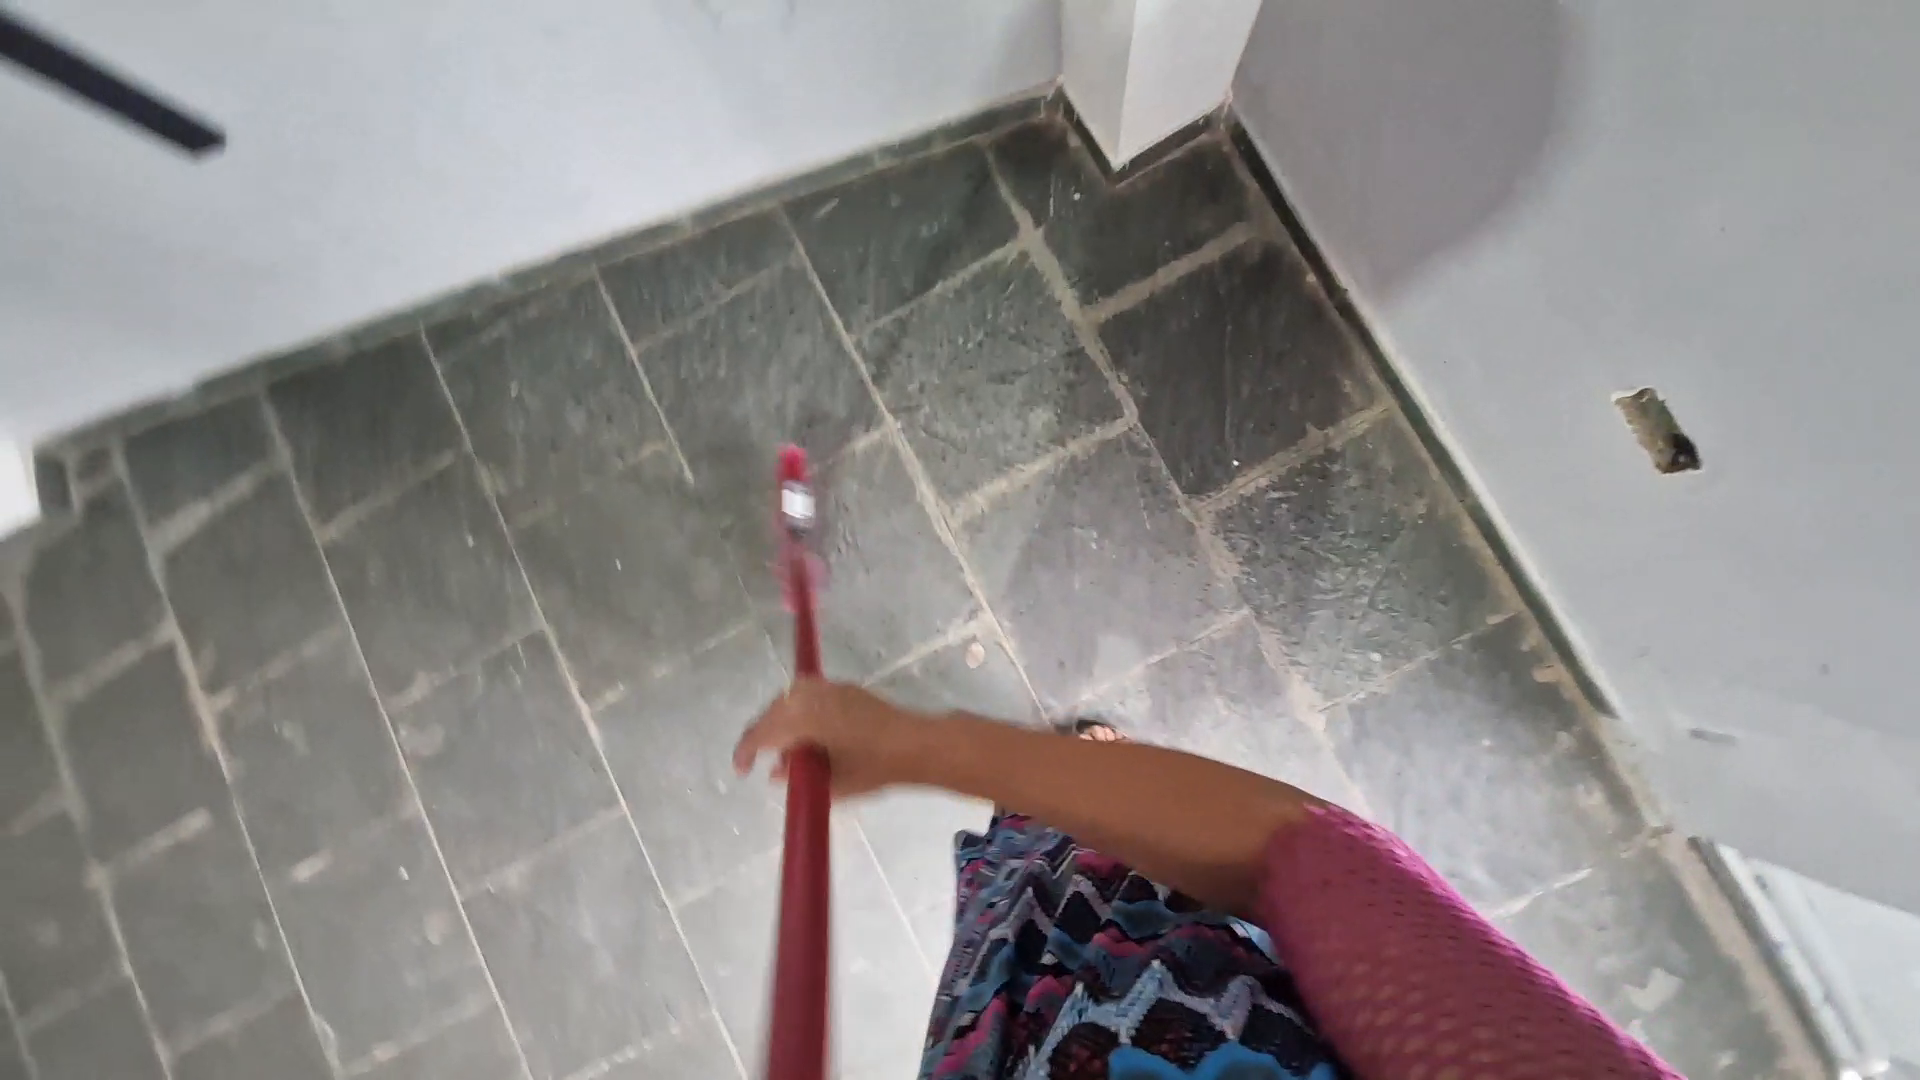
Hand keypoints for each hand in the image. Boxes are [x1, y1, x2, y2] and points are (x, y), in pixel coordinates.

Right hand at [732, 679, 933, 798]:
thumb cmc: (877, 767)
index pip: (765, 730)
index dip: (747, 749)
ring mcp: (832, 688)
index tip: (741, 769)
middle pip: (775, 709)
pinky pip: (810, 696)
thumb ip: (800, 776)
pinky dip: (800, 713)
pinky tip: (806, 737)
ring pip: (792, 699)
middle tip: (759, 759)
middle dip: (764, 733)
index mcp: (807, 717)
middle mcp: (815, 695)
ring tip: (783, 750)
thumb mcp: (833, 782)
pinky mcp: (846, 689)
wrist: (918, 744)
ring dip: (782, 720)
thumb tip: (777, 772)